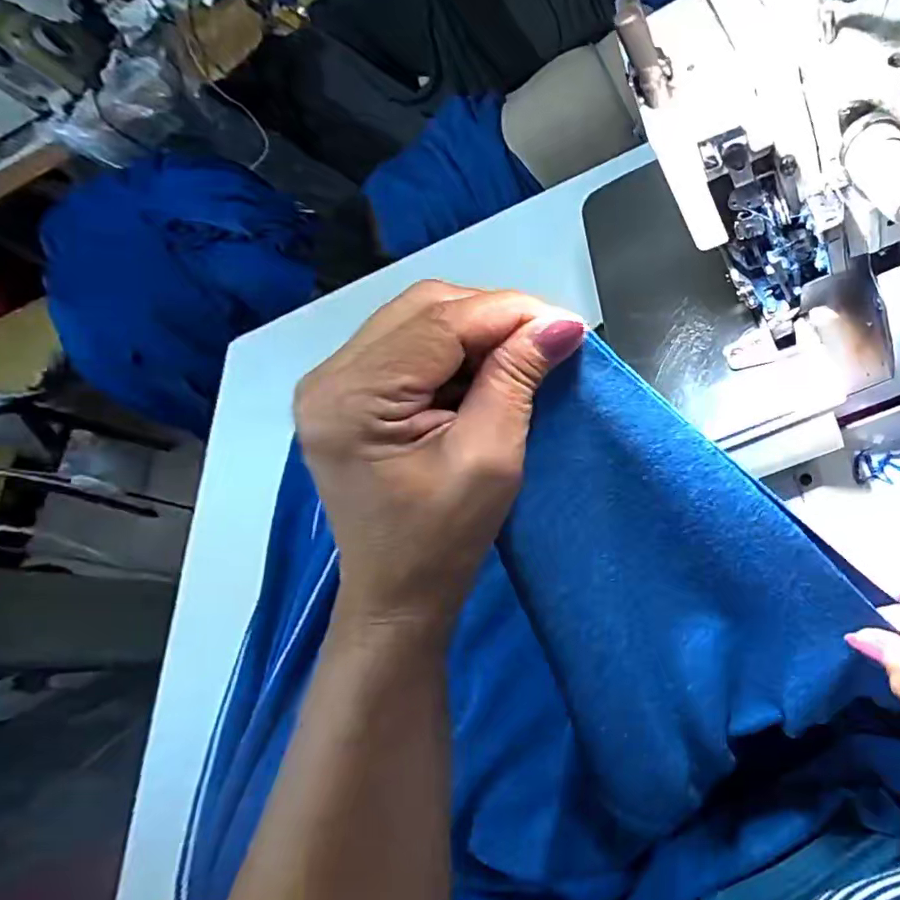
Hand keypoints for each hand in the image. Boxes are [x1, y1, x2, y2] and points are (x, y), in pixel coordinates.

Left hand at [293, 281, 586, 638]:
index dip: (511, 312)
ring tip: (522, 356)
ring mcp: (335, 381)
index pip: (441, 321)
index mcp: (354, 397)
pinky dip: (458, 347)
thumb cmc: (445, 539)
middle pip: (425, 306)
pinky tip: (487, 370)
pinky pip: (412, 342)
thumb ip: (516, 380)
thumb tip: (559, 324)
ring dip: (478, 328)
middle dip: (494, 314)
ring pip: (420, 317)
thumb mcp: (490, 458)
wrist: (400, 593)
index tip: (568, 326)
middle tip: (546, 341)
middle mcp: (331, 376)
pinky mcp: (351, 392)